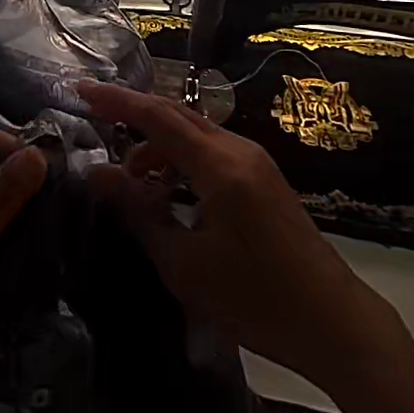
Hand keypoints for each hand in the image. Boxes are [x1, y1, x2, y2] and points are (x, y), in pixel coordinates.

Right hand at [77, 80, 408, 390]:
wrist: (333, 322)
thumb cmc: (254, 298)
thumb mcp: (183, 262)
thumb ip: (138, 211)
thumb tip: (95, 173)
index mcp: (220, 165)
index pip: (157, 117)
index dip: (115, 100)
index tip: (80, 90)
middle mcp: (239, 151)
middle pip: (177, 115)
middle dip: (133, 117)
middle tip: (93, 123)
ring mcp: (256, 163)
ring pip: (195, 135)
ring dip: (157, 147)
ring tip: (129, 183)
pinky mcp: (263, 180)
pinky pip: (211, 154)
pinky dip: (180, 163)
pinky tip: (166, 195)